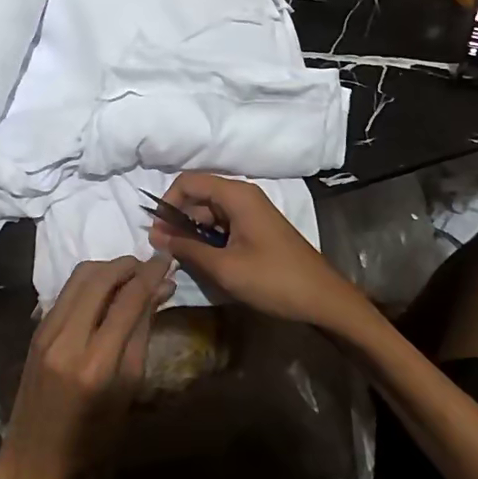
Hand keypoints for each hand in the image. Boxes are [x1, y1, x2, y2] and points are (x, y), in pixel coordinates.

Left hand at [0, 255, 174, 478]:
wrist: (34, 463)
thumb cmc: (93, 437)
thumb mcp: (129, 388)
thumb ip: (142, 332)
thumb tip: (160, 288)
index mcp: (95, 362)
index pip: (128, 299)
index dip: (151, 273)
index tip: (168, 259)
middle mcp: (66, 338)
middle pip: (101, 276)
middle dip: (130, 264)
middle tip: (151, 267)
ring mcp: (45, 331)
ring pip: (81, 276)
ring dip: (110, 268)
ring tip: (132, 276)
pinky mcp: (36, 330)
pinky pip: (68, 291)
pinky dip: (92, 281)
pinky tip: (108, 291)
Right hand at [150, 172, 370, 331]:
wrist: (321, 296)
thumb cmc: (273, 279)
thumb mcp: (225, 267)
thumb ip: (188, 248)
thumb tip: (157, 236)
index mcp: (237, 195)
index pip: (190, 181)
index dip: (168, 202)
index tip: (156, 231)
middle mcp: (243, 196)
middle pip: (199, 196)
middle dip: (177, 219)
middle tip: (160, 250)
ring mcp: (251, 212)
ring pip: (210, 212)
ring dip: (191, 231)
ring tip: (176, 257)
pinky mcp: (256, 229)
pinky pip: (223, 225)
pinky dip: (208, 237)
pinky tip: (199, 259)